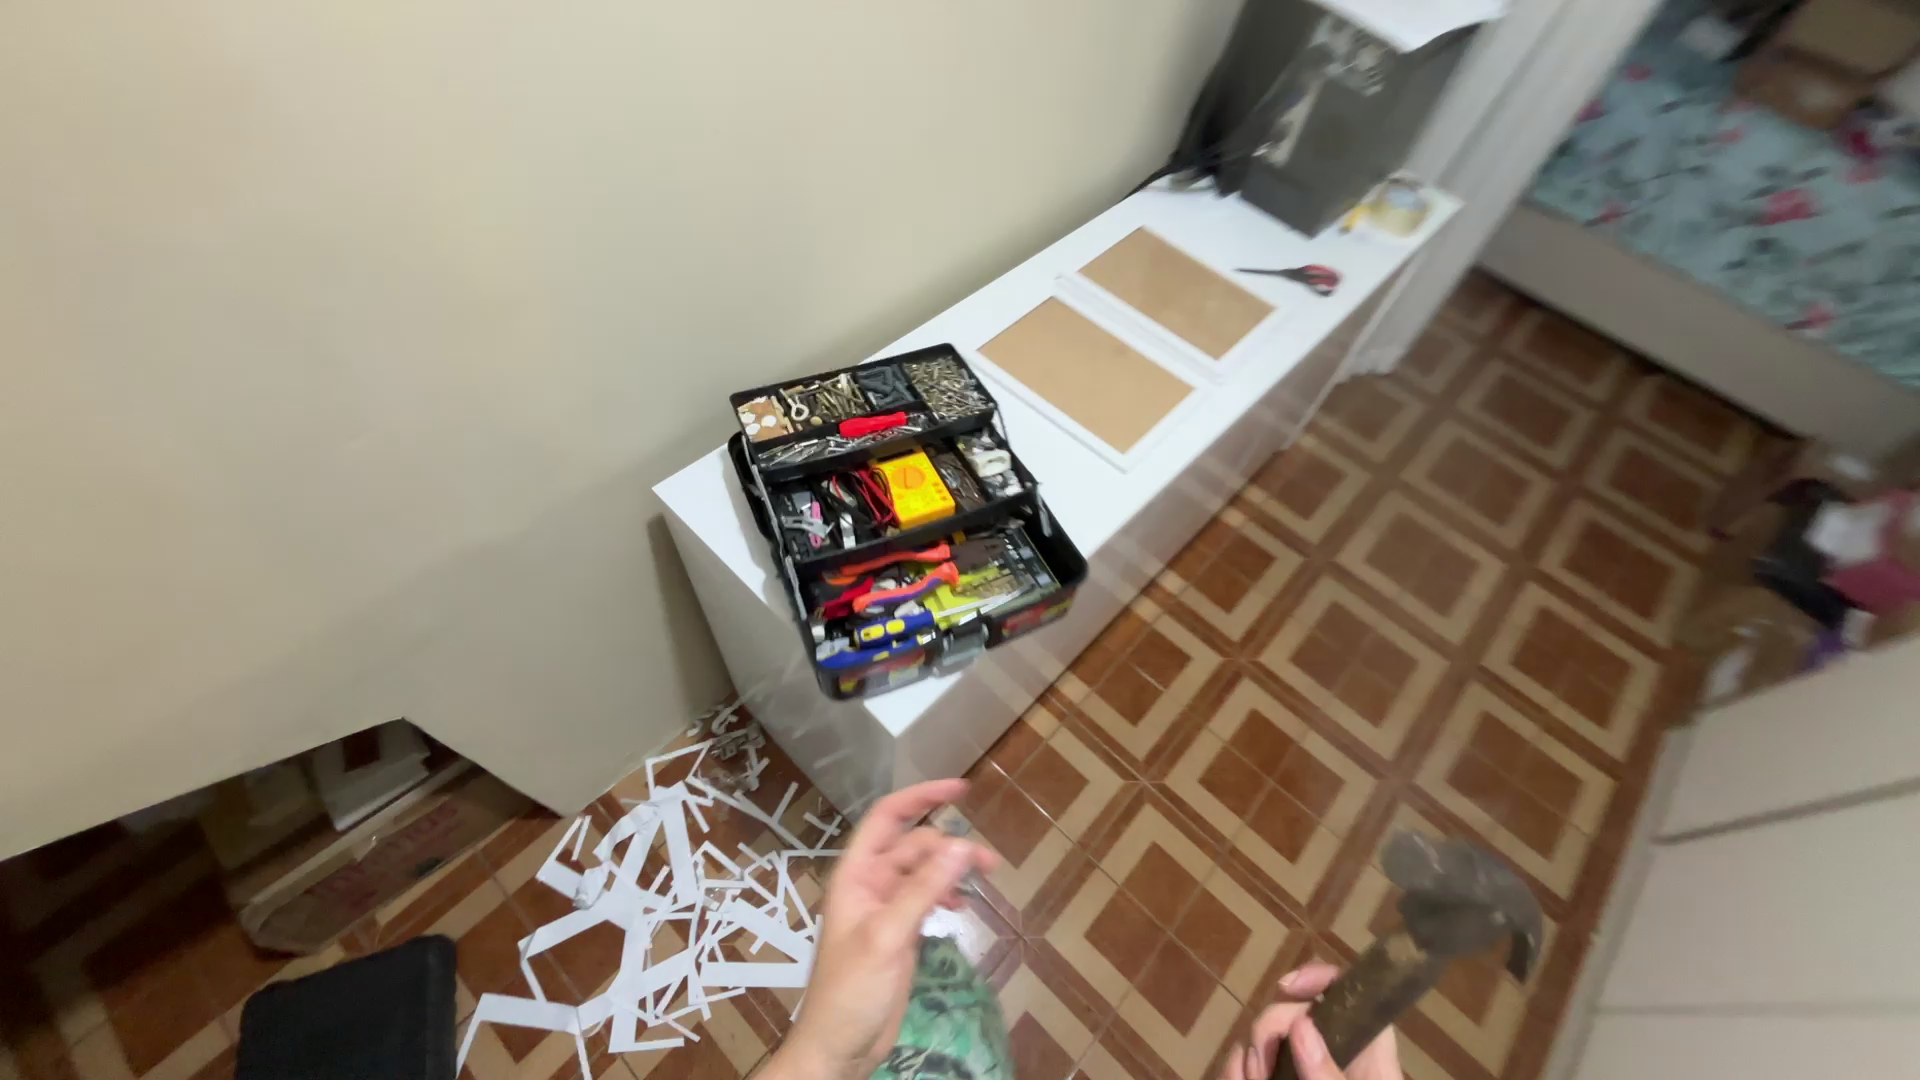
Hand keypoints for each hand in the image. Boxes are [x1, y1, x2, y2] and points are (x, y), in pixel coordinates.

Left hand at [764, 779, 997, 1079]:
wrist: (839, 1049)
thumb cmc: (850, 990)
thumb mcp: (887, 936)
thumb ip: (922, 890)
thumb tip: (961, 846)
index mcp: (857, 873)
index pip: (888, 817)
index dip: (921, 796)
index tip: (959, 788)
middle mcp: (872, 882)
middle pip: (915, 845)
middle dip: (950, 846)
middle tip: (988, 862)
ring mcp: (887, 906)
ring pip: (925, 871)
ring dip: (953, 869)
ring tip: (985, 877)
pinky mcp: (901, 930)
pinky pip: (928, 896)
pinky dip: (947, 893)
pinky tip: (963, 904)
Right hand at [1222, 963, 1402, 1079]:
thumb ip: (1329, 1077)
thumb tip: (1300, 1025)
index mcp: (1369, 1056)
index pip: (1348, 992)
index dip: (1318, 977)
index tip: (1286, 986)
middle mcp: (1334, 1054)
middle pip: (1295, 1010)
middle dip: (1269, 1029)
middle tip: (1260, 1067)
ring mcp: (1301, 1067)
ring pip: (1267, 1038)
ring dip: (1249, 1053)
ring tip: (1247, 1077)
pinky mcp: (1278, 1076)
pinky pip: (1250, 1062)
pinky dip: (1237, 1069)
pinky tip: (1238, 1077)